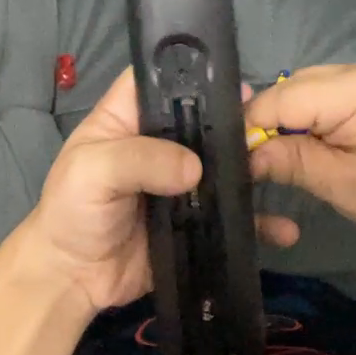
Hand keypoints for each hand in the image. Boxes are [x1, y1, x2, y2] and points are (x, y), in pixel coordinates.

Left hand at [24, 68, 298, 312]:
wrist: (73, 279)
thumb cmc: (72, 211)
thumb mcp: (92, 172)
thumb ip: (140, 160)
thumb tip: (195, 168)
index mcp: (128, 118)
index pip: (162, 81)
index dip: (195, 75)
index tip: (234, 82)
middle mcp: (158, 144)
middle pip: (203, 121)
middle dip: (235, 122)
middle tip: (270, 126)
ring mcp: (179, 182)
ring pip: (222, 166)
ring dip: (251, 167)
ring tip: (283, 167)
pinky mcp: (195, 220)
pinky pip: (230, 215)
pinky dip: (256, 221)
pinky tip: (283, 228)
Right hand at [244, 62, 355, 256]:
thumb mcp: (339, 184)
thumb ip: (288, 161)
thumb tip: (244, 155)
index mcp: (353, 88)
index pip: (279, 98)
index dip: (251, 127)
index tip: (236, 159)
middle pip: (288, 89)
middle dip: (268, 124)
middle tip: (257, 164)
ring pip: (300, 91)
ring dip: (286, 121)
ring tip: (281, 157)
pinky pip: (319, 94)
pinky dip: (306, 118)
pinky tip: (306, 144)